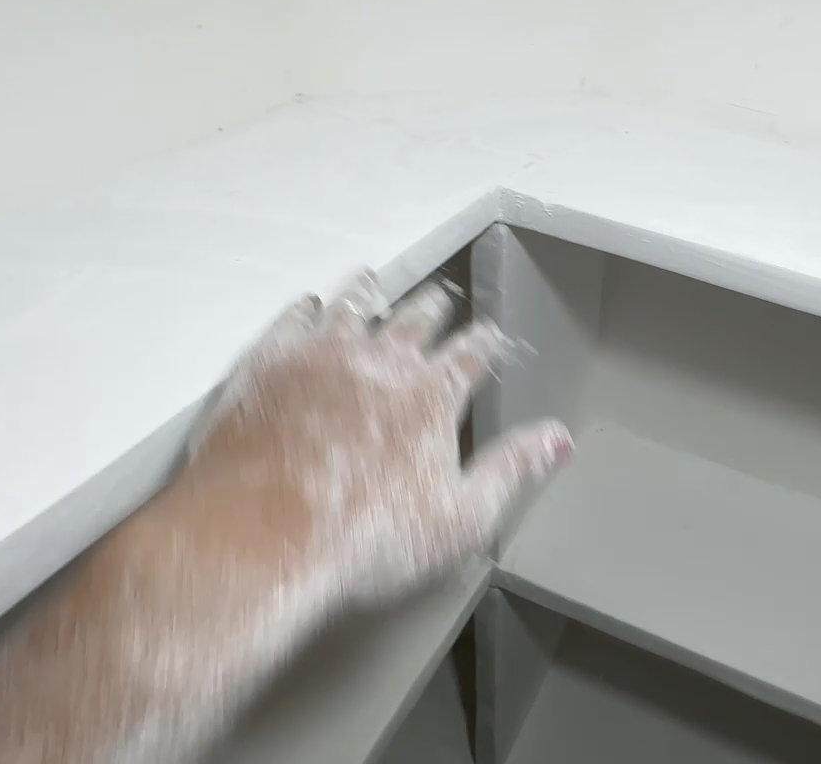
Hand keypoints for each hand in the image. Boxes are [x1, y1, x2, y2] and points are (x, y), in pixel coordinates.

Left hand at [187, 272, 571, 607]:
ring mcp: (322, 355)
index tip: (490, 334)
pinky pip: (293, 321)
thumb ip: (512, 469)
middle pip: (416, 318)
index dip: (485, 342)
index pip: (472, 352)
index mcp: (432, 393)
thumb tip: (561, 437)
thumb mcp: (461, 518)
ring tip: (374, 278)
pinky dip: (305, 309)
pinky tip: (308, 305)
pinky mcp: (270, 363)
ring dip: (369, 291)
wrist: (259, 542)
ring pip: (354, 305)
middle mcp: (383, 359)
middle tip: (439, 299)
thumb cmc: (368, 537)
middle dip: (433, 307)